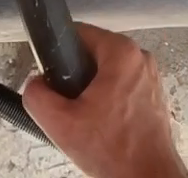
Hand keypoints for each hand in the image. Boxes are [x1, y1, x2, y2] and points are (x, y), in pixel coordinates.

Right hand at [23, 24, 187, 177]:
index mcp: (122, 52)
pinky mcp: (153, 95)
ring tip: (88, 118)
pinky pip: (122, 87)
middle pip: (93, 53)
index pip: (79, 33)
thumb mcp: (61, 124)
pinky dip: (110, 101)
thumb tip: (34, 85)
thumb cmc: (117, 154)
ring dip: (94, 91)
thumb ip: (37, 96)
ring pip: (107, 72)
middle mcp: (140, 58)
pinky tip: (104, 125)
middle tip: (72, 105)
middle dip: (77, 77)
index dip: (61, 54)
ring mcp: (149, 77)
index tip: (57, 76)